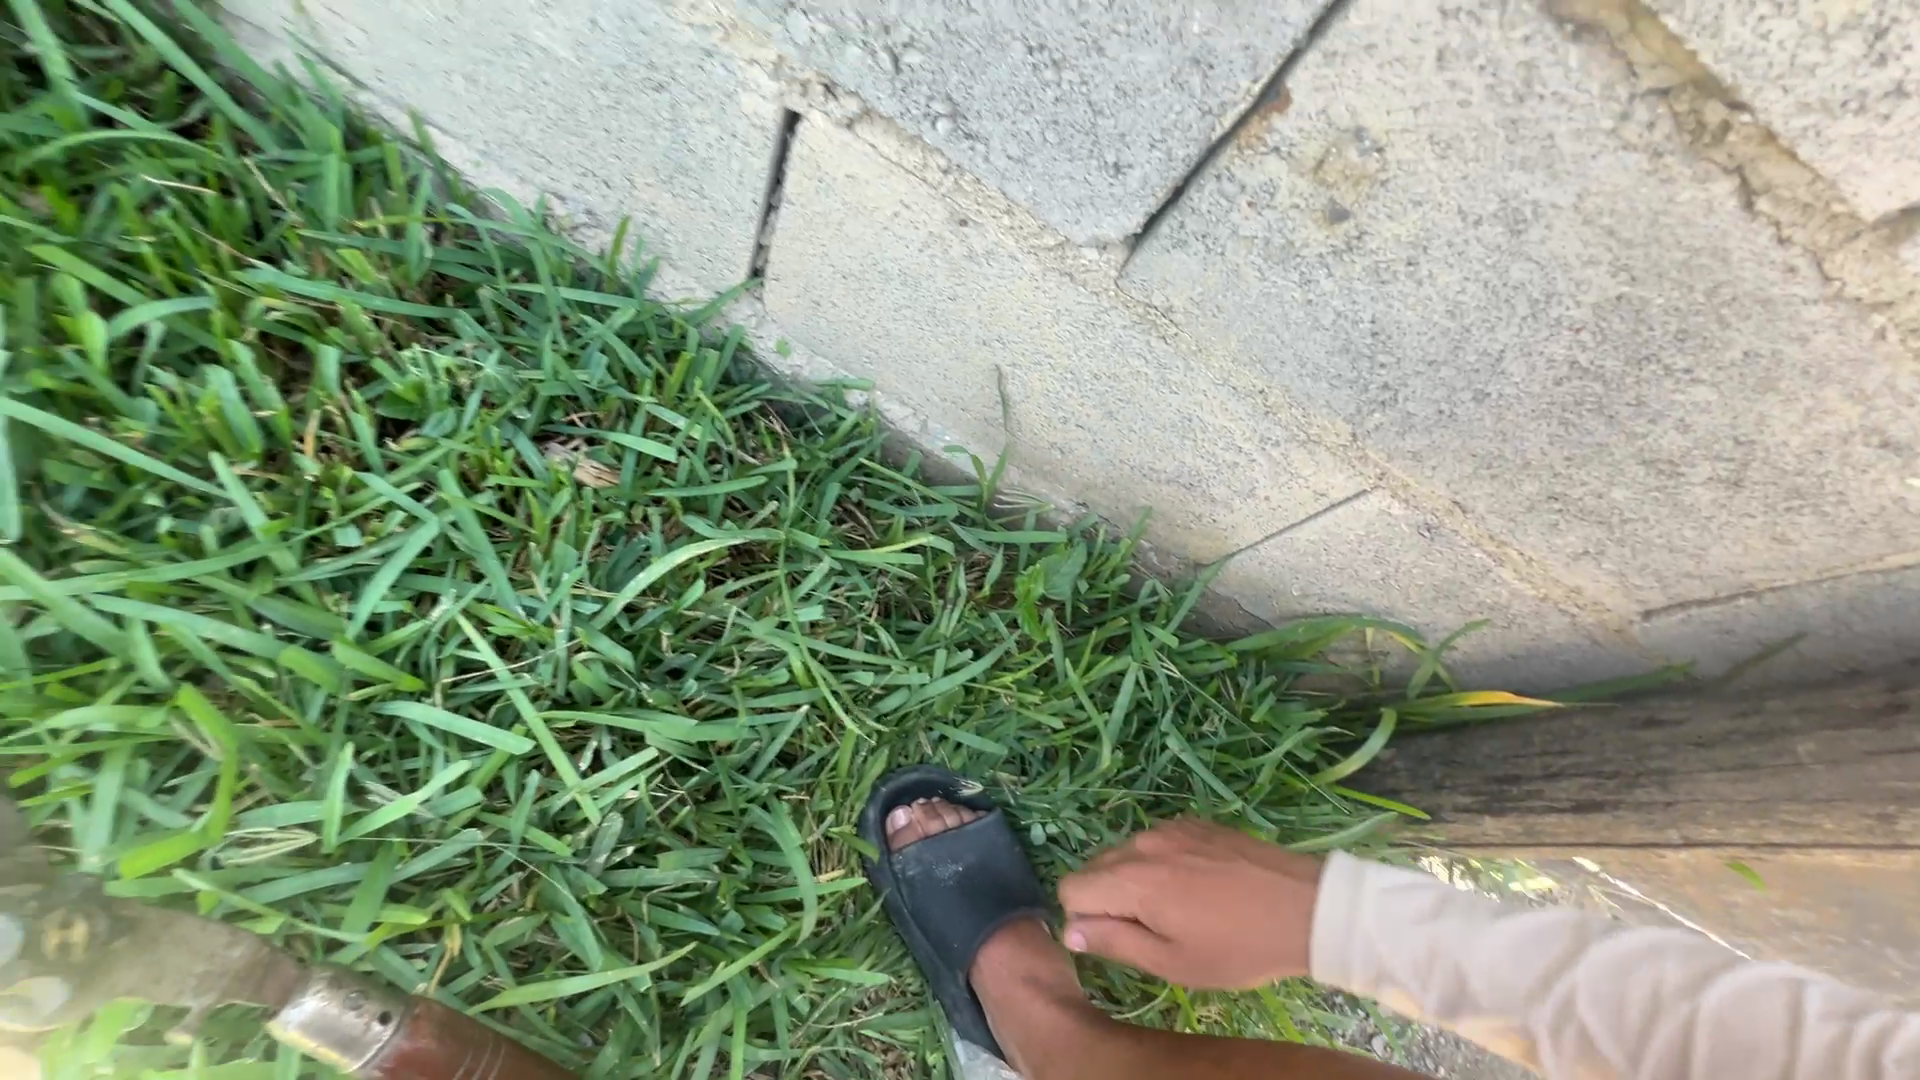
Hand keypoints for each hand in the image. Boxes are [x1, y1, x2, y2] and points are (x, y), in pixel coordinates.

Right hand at [1056, 818, 1325, 989]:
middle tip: (1151, 930)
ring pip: (1124, 853)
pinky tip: (1197, 884)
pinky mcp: (1192, 821)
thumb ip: (1114, 943)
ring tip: (1179, 908)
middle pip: (1094, 868)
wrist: (1304, 906)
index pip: (1070, 887)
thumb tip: (1070, 930)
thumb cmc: (1238, 946)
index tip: (1117, 939)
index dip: (1084, 918)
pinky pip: (1154, 841)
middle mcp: (1140, 842)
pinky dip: (1160, 862)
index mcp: (1131, 879)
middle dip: (1106, 899)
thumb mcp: (1174, 962)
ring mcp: (1168, 827)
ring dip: (1133, 880)